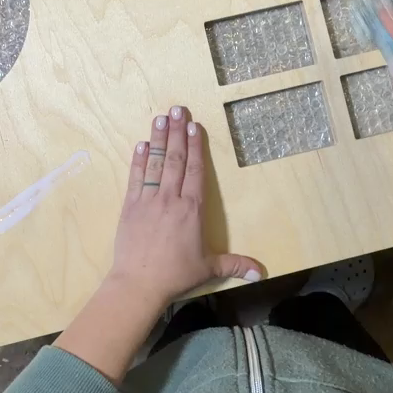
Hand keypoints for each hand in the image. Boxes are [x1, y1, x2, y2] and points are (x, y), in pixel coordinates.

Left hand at [108, 106, 265, 306]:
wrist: (138, 284)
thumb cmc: (176, 275)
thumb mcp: (209, 268)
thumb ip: (235, 264)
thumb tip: (262, 271)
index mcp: (192, 209)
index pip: (196, 171)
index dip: (196, 146)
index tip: (194, 126)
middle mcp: (171, 199)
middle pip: (176, 159)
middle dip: (177, 132)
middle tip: (178, 108)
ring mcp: (149, 200)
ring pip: (155, 163)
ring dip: (158, 139)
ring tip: (160, 117)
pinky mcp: (130, 206)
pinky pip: (136, 178)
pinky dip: (138, 160)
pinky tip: (140, 144)